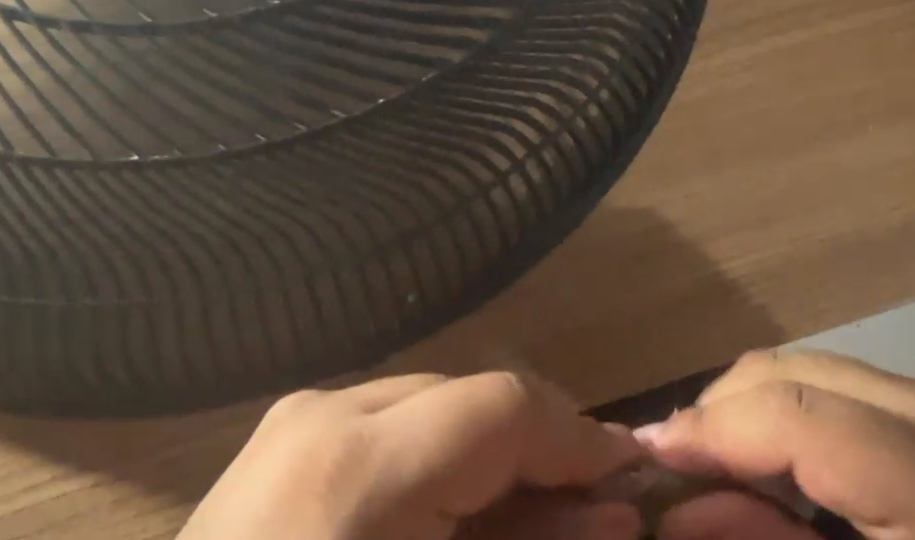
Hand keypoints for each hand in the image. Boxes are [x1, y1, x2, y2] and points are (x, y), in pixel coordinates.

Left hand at [178, 371, 644, 539]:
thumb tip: (608, 515)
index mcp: (359, 462)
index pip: (502, 407)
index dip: (580, 439)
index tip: (635, 478)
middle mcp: (323, 413)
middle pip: (468, 398)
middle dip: (540, 452)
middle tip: (600, 511)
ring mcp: (293, 422)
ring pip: (430, 410)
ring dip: (492, 459)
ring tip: (545, 514)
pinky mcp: (280, 444)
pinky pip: (386, 432)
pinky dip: (440, 466)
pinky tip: (467, 512)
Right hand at [634, 350, 914, 539]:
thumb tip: (681, 512)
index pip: (791, 413)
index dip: (708, 430)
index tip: (647, 456)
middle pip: (788, 374)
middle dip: (718, 415)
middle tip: (673, 470)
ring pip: (805, 369)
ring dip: (749, 412)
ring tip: (717, 468)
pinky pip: (838, 387)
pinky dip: (788, 414)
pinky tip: (773, 465)